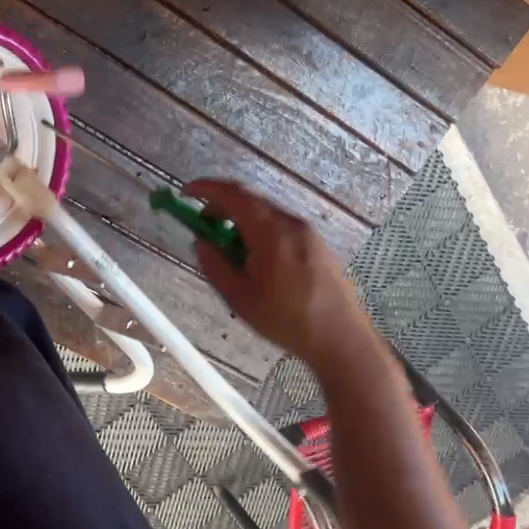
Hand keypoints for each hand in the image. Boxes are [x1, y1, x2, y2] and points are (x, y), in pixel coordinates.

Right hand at [183, 179, 377, 371]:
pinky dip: (259, 228)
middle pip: (250, 200)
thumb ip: (214, 264)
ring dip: (240, 219)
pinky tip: (255, 257)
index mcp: (271, 233)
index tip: (185, 192)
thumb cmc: (287, 321)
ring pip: (265, 212)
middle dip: (221, 206)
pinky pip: (280, 224)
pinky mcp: (317, 244)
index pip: (234, 195)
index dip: (206, 188)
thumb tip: (200, 242)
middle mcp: (292, 224)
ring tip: (228, 248)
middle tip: (203, 226)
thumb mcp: (239, 297)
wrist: (343, 340)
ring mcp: (308, 233)